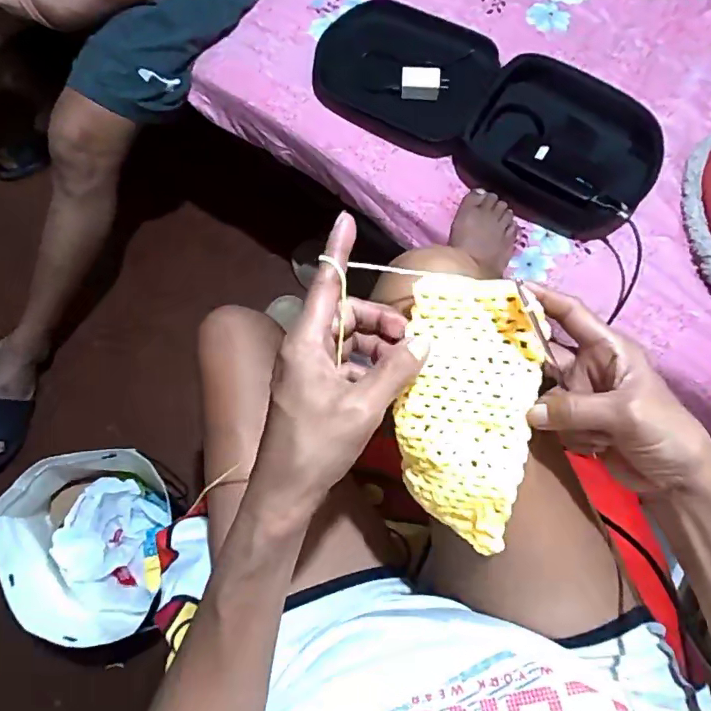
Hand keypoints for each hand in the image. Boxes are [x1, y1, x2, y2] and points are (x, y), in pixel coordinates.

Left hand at [248, 212, 427, 518]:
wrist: (286, 491)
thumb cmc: (318, 446)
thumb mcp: (364, 407)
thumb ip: (395, 370)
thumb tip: (424, 341)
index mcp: (306, 342)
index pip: (324, 284)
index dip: (337, 250)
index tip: (345, 219)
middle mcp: (303, 348)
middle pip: (345, 314)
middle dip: (380, 320)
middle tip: (412, 340)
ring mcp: (306, 369)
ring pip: (347, 340)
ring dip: (377, 347)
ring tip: (405, 365)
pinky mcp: (313, 388)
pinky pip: (344, 363)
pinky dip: (368, 367)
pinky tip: (389, 383)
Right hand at [523, 284, 710, 494]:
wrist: (678, 480)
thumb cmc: (665, 431)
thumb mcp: (625, 413)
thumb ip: (575, 409)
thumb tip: (529, 412)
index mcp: (610, 349)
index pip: (573, 315)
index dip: (545, 299)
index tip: (514, 289)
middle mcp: (591, 367)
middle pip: (548, 352)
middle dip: (529, 358)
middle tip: (498, 360)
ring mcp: (582, 396)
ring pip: (546, 394)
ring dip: (554, 412)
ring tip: (587, 431)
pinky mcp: (577, 423)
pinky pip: (552, 420)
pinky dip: (563, 433)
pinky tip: (594, 446)